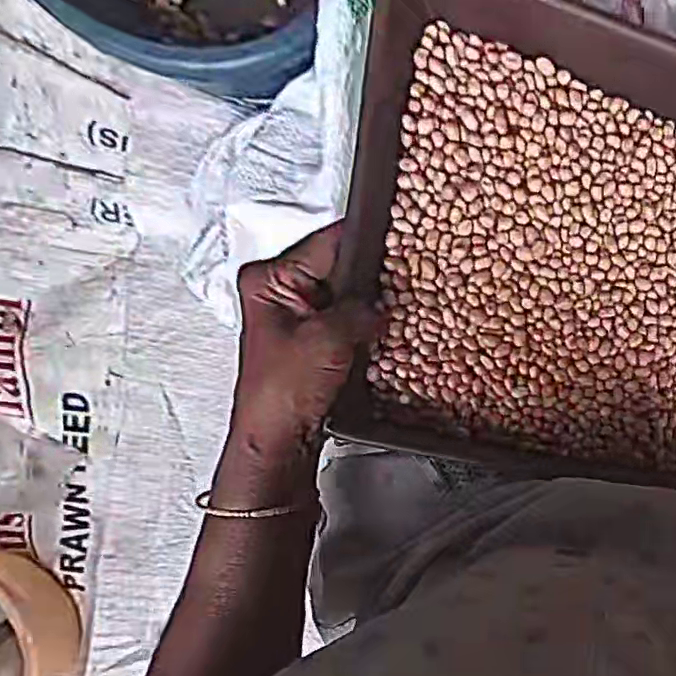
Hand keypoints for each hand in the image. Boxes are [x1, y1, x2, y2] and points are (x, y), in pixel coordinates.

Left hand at [232, 224, 380, 441]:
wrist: (279, 439)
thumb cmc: (283, 392)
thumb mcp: (327, 339)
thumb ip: (359, 311)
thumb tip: (382, 303)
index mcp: (269, 281)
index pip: (325, 245)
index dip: (364, 242)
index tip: (397, 236)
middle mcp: (282, 295)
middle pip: (339, 272)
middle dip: (372, 280)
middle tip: (406, 278)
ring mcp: (301, 320)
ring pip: (348, 301)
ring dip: (372, 309)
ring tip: (400, 309)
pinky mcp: (317, 344)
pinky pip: (351, 325)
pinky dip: (369, 330)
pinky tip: (386, 335)